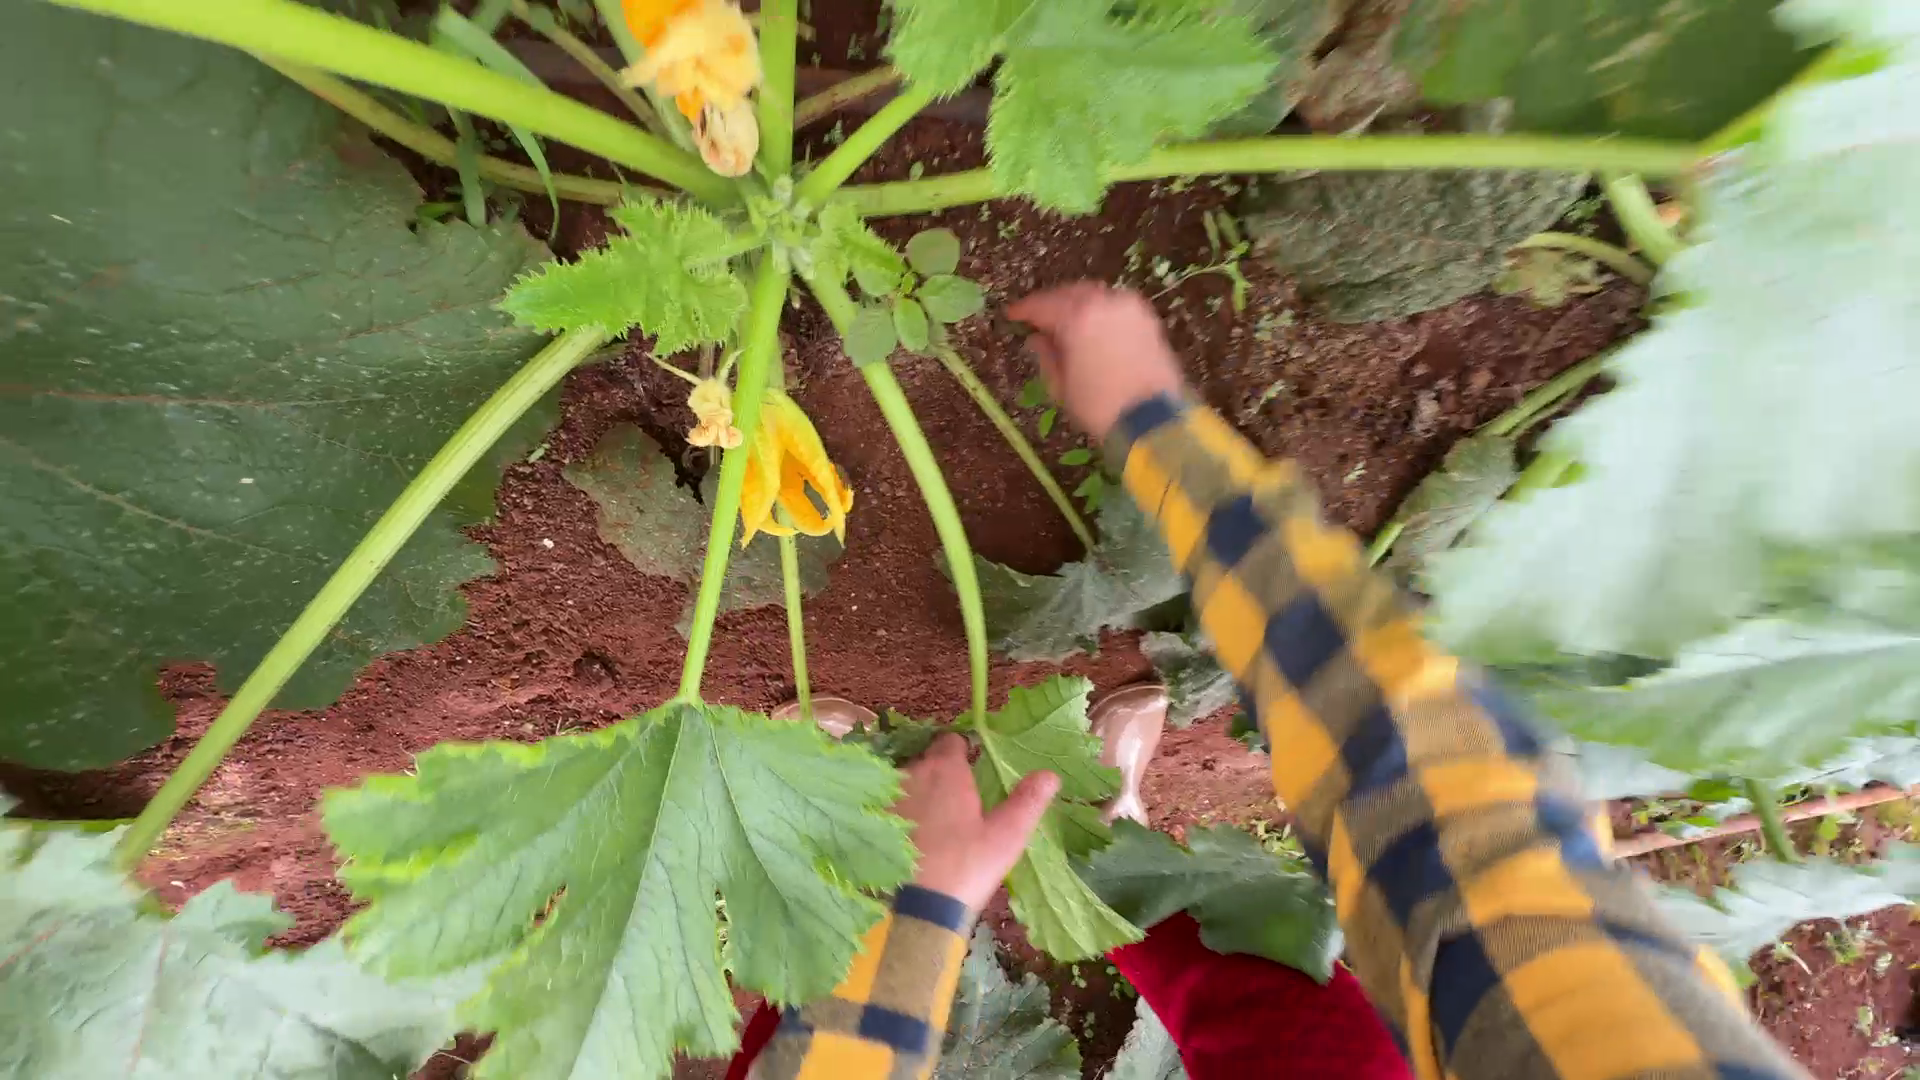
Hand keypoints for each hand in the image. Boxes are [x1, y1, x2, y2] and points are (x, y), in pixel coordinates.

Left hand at [895, 734, 1057, 910]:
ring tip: (929, 825)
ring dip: (915, 794)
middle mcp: (911, 772)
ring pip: (904, 784)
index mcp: (946, 769)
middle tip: (954, 805)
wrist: (912, 909)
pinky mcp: (868, 821)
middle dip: (939, 774)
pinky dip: (895, 816)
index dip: (961, 753)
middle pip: (926, 761)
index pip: (952, 741)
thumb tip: (1050, 774)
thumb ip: (1027, 801)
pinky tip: (907, 841)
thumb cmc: (964, 867)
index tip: (970, 772)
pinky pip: (885, 807)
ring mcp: (885, 796)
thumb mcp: (1005, 837)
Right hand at [1007, 283, 1186, 440]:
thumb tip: (1038, 338)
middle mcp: (1103, 302)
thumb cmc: (1099, 407)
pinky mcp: (1147, 318)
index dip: (1024, 310)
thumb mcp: (1061, 386)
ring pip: (1095, 296)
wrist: (1152, 419)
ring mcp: (1128, 307)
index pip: (1042, 305)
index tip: (1012, 315)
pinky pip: (1115, 305)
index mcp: (1076, 318)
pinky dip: (1100, 311)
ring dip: (1077, 304)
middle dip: (1052, 304)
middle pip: (1070, 294)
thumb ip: (1047, 355)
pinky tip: (1093, 327)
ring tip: (1065, 322)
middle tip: (1038, 318)